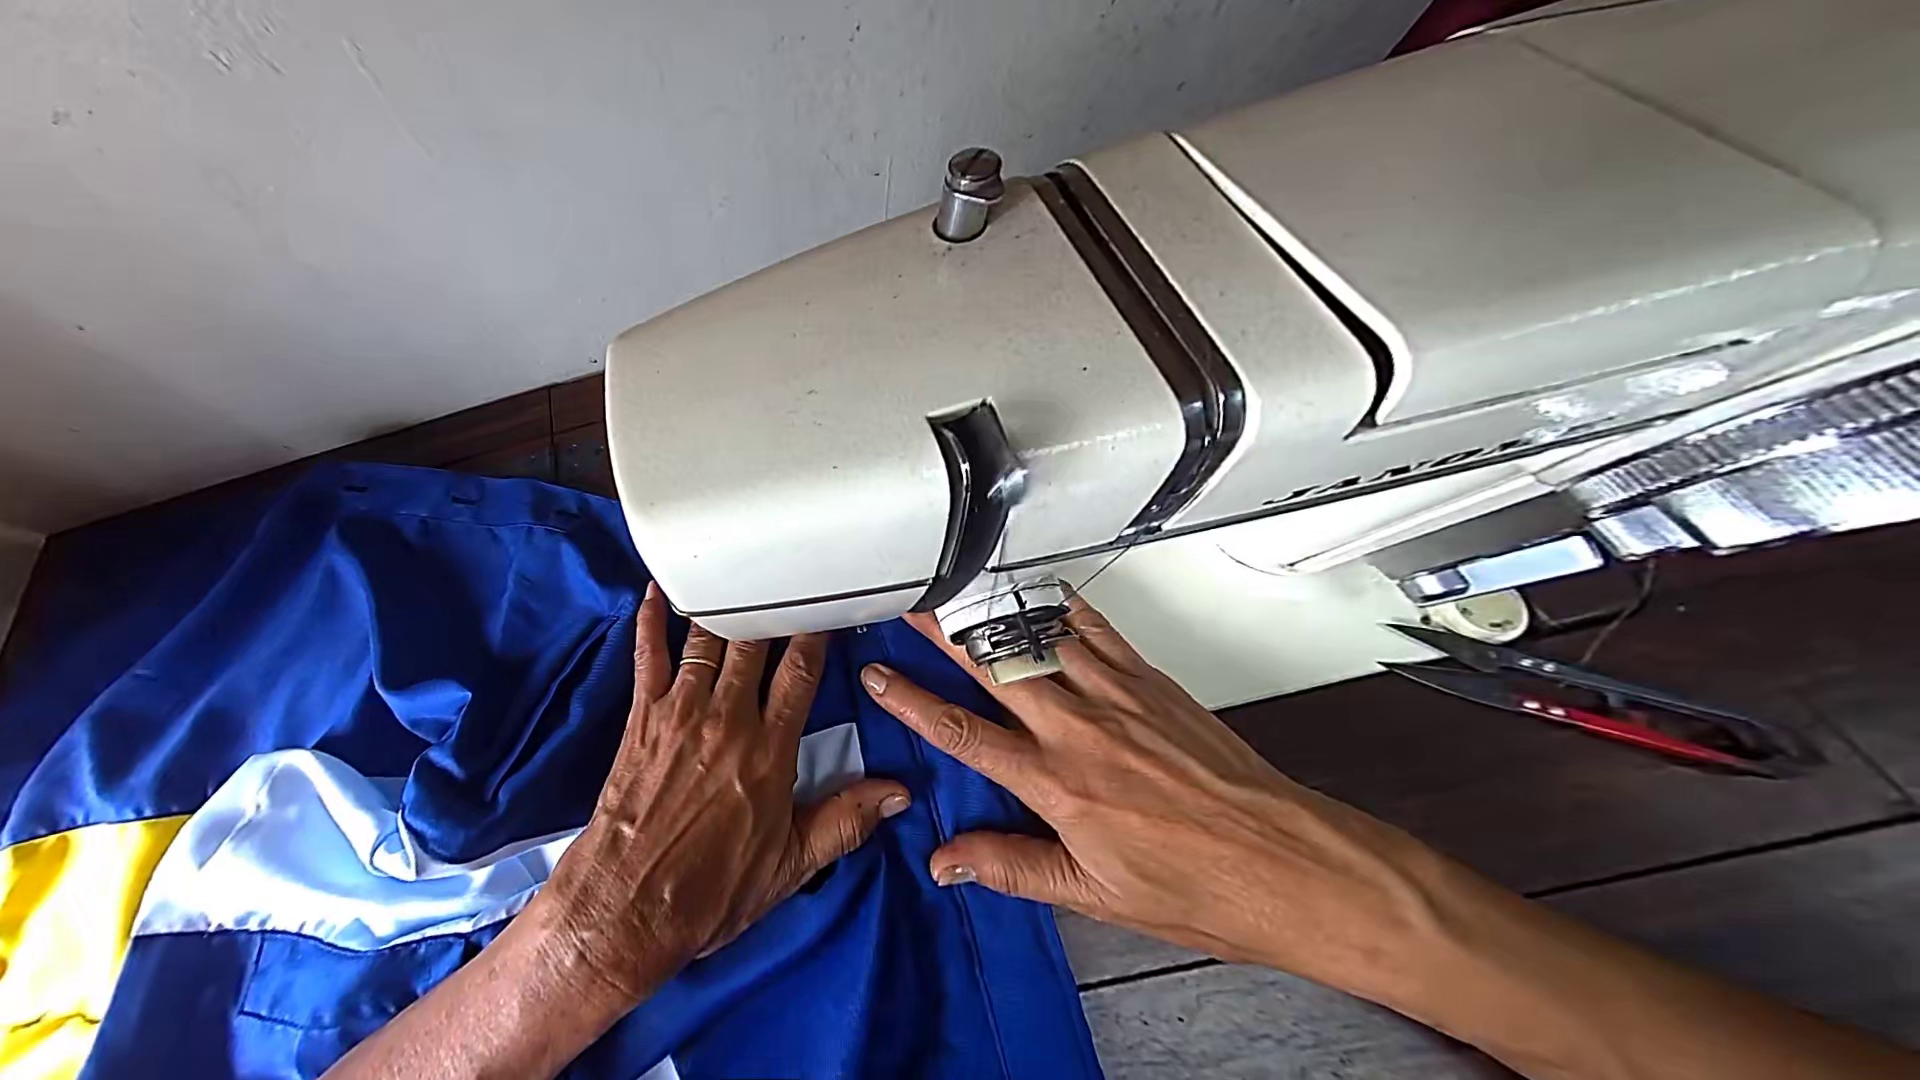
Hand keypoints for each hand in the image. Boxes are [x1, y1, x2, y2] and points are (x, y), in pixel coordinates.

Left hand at [535, 582, 910, 1007]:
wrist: (622, 912)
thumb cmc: (710, 888)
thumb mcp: (792, 862)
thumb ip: (847, 819)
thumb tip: (899, 795)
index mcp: (769, 749)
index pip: (801, 672)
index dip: (816, 633)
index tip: (827, 606)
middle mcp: (727, 721)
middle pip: (755, 645)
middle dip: (774, 608)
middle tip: (787, 578)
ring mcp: (681, 714)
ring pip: (708, 642)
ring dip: (725, 608)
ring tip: (739, 574)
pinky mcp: (643, 720)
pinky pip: (648, 658)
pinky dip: (653, 623)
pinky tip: (657, 594)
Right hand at [860, 598, 1919, 1079]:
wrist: (1295, 863)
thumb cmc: (1200, 889)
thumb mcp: (1097, 895)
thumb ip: (1013, 867)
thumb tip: (947, 862)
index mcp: (1060, 786)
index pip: (965, 734)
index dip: (913, 703)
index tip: (879, 675)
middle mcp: (1082, 729)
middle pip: (995, 667)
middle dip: (944, 630)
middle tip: (909, 597)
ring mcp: (1120, 695)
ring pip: (1042, 638)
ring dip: (994, 609)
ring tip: (959, 582)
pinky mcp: (1153, 679)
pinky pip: (1097, 629)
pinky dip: (1062, 604)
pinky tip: (1040, 587)